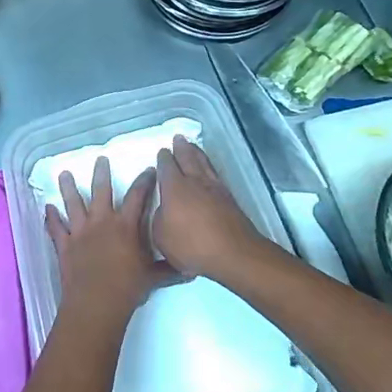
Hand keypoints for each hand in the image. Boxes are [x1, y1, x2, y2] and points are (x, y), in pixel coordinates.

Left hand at [48, 157, 175, 322]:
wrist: (97, 301)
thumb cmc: (128, 287)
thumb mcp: (153, 277)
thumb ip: (169, 270)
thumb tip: (190, 269)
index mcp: (125, 226)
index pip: (138, 196)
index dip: (145, 181)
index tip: (148, 169)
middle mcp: (102, 222)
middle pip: (101, 191)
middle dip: (101, 173)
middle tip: (100, 159)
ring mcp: (80, 232)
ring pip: (73, 203)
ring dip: (68, 188)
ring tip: (64, 173)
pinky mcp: (65, 244)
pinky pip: (56, 228)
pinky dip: (51, 218)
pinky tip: (47, 208)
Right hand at [152, 135, 272, 279]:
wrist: (233, 253)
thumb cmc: (191, 245)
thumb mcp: (161, 235)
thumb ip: (159, 218)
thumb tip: (164, 209)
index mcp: (174, 188)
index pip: (167, 167)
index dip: (163, 158)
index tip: (162, 152)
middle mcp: (195, 182)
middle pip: (188, 158)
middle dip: (181, 148)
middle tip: (178, 138)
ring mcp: (215, 189)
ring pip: (204, 164)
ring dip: (197, 153)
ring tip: (193, 146)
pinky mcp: (229, 199)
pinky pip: (216, 175)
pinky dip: (210, 167)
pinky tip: (209, 170)